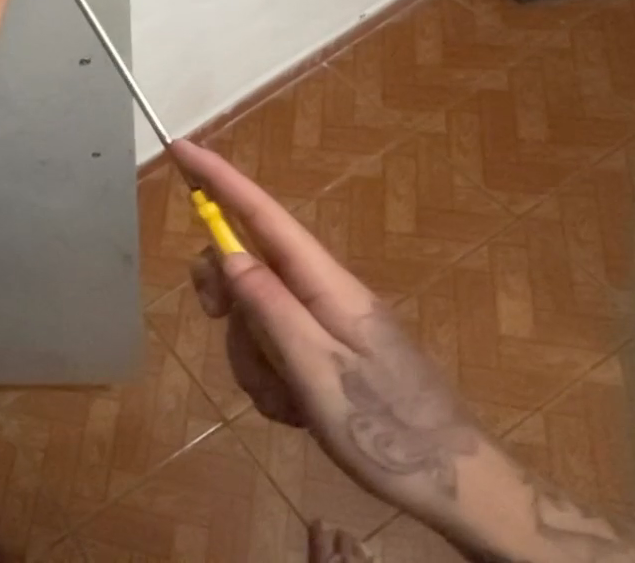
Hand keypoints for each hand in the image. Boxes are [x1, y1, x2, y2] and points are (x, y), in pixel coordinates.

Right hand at [177, 140, 634, 561]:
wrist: (454, 487)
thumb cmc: (387, 428)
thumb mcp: (315, 368)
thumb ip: (268, 308)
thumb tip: (226, 254)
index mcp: (326, 284)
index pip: (262, 216)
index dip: (219, 180)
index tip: (180, 147)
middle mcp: (322, 293)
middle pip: (248, 264)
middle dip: (223, 292)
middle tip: (211, 318)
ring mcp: (322, 324)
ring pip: (253, 313)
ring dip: (250, 355)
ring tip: (284, 398)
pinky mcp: (322, 353)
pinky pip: (269, 347)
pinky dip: (267, 376)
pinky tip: (294, 408)